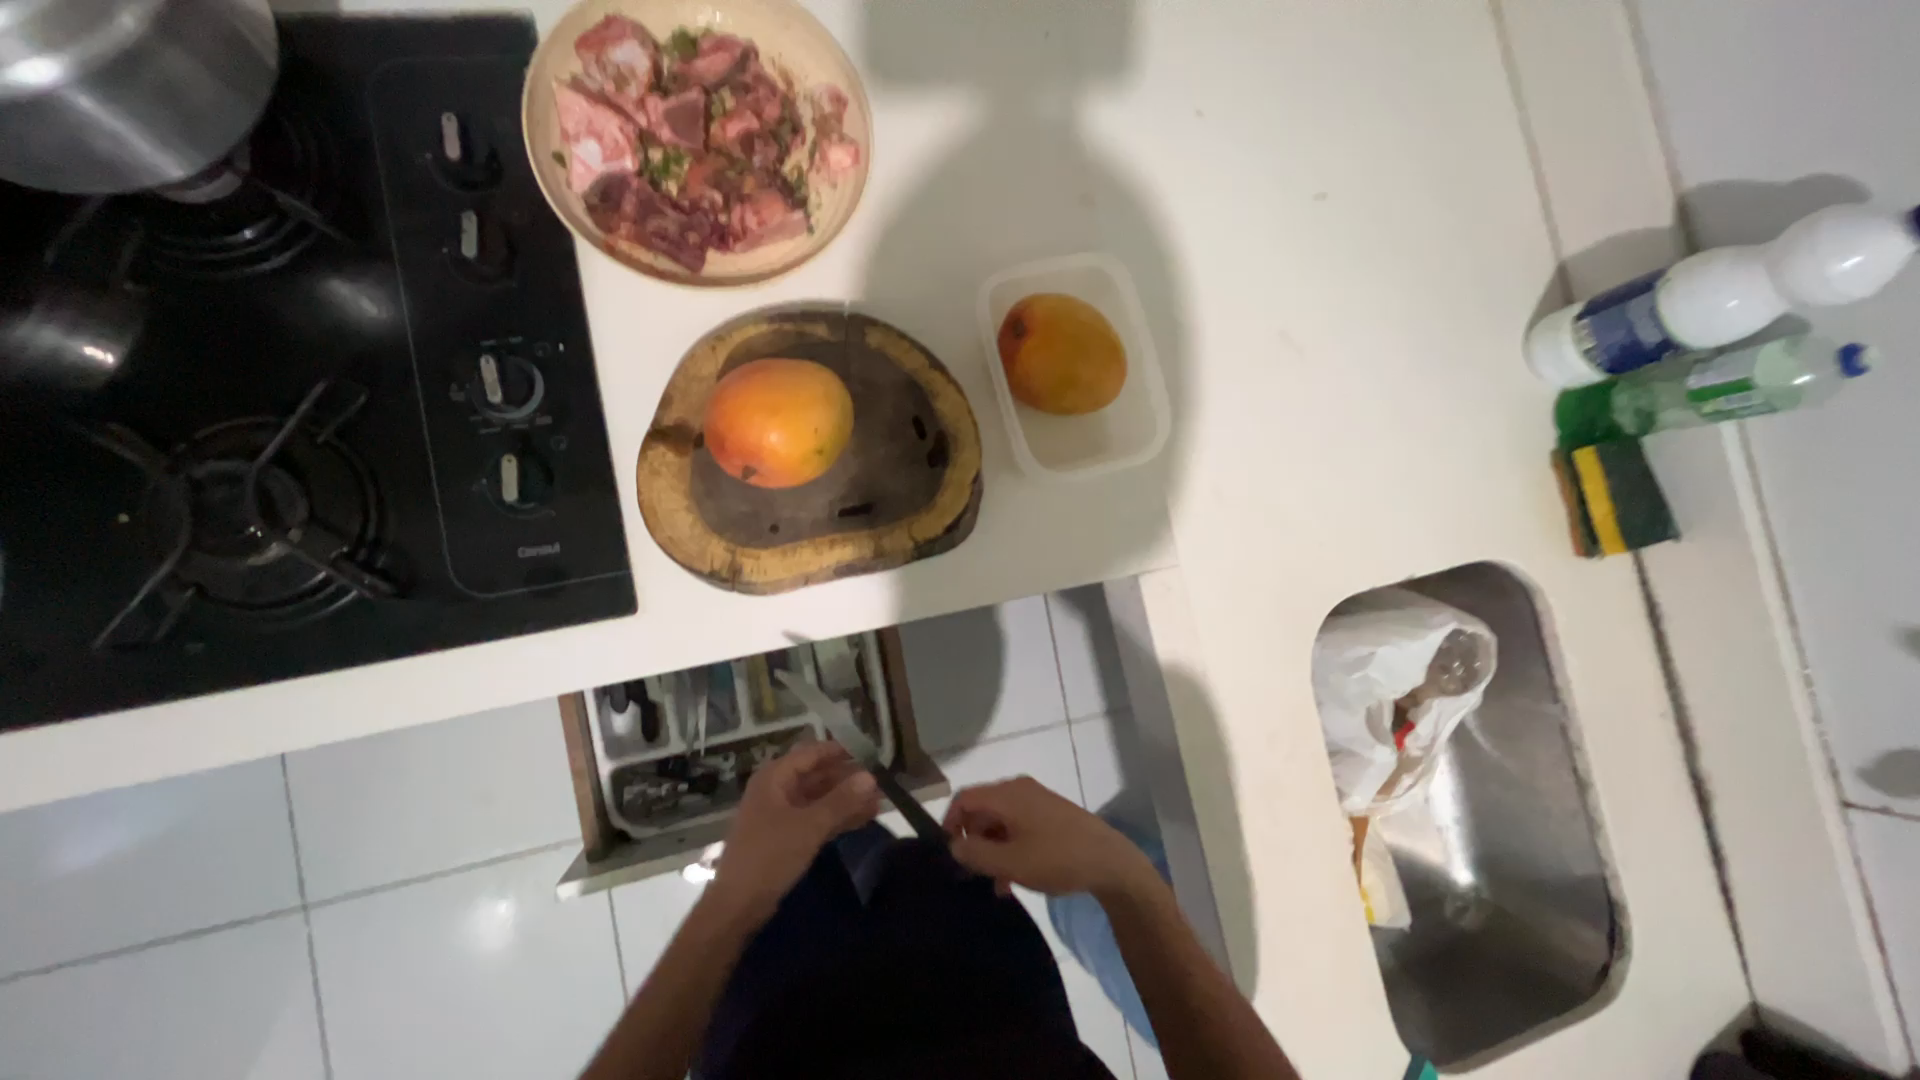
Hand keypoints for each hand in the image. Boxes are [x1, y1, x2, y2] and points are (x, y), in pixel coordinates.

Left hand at [710, 741, 879, 922]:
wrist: (738, 905)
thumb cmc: (770, 856)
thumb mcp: (809, 826)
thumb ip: (841, 800)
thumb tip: (870, 776)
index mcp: (774, 778)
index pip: (812, 753)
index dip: (840, 751)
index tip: (870, 752)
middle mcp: (776, 791)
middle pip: (817, 776)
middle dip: (847, 780)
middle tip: (881, 782)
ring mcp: (780, 815)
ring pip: (818, 800)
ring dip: (846, 801)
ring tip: (879, 802)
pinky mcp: (785, 838)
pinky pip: (815, 819)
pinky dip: (837, 819)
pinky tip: (863, 820)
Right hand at [943, 776, 1158, 899]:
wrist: (1111, 862)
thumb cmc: (1057, 858)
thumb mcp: (1011, 862)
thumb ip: (976, 853)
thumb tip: (953, 846)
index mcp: (1007, 794)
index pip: (964, 798)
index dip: (950, 823)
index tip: (949, 853)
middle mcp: (1020, 790)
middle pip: (982, 809)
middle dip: (973, 840)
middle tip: (972, 872)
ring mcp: (1038, 801)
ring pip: (1001, 822)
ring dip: (993, 850)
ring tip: (996, 884)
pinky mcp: (1052, 815)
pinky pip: (1019, 827)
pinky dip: (1011, 848)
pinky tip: (1014, 879)